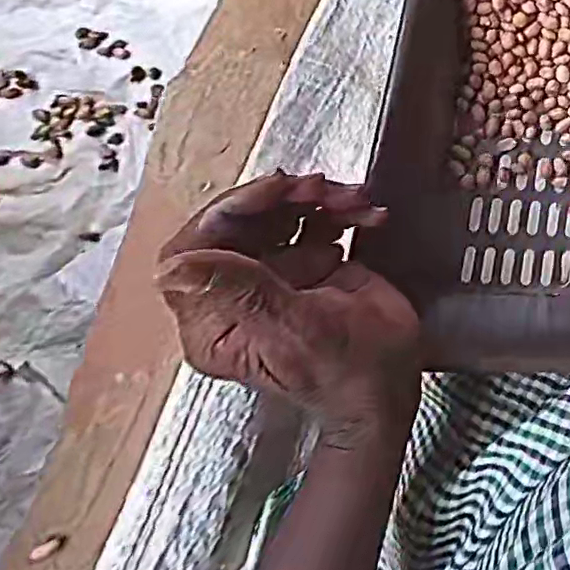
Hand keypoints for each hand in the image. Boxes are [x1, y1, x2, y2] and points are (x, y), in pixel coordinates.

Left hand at [155, 171, 418, 440]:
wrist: (394, 382)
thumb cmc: (349, 370)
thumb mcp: (299, 332)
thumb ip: (246, 295)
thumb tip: (175, 267)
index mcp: (218, 320)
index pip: (198, 249)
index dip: (231, 210)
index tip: (277, 188)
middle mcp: (241, 295)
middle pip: (243, 225)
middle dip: (284, 198)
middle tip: (321, 187)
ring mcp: (279, 279)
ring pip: (282, 218)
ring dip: (321, 200)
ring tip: (355, 200)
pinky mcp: (316, 267)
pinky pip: (320, 224)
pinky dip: (346, 213)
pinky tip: (370, 217)